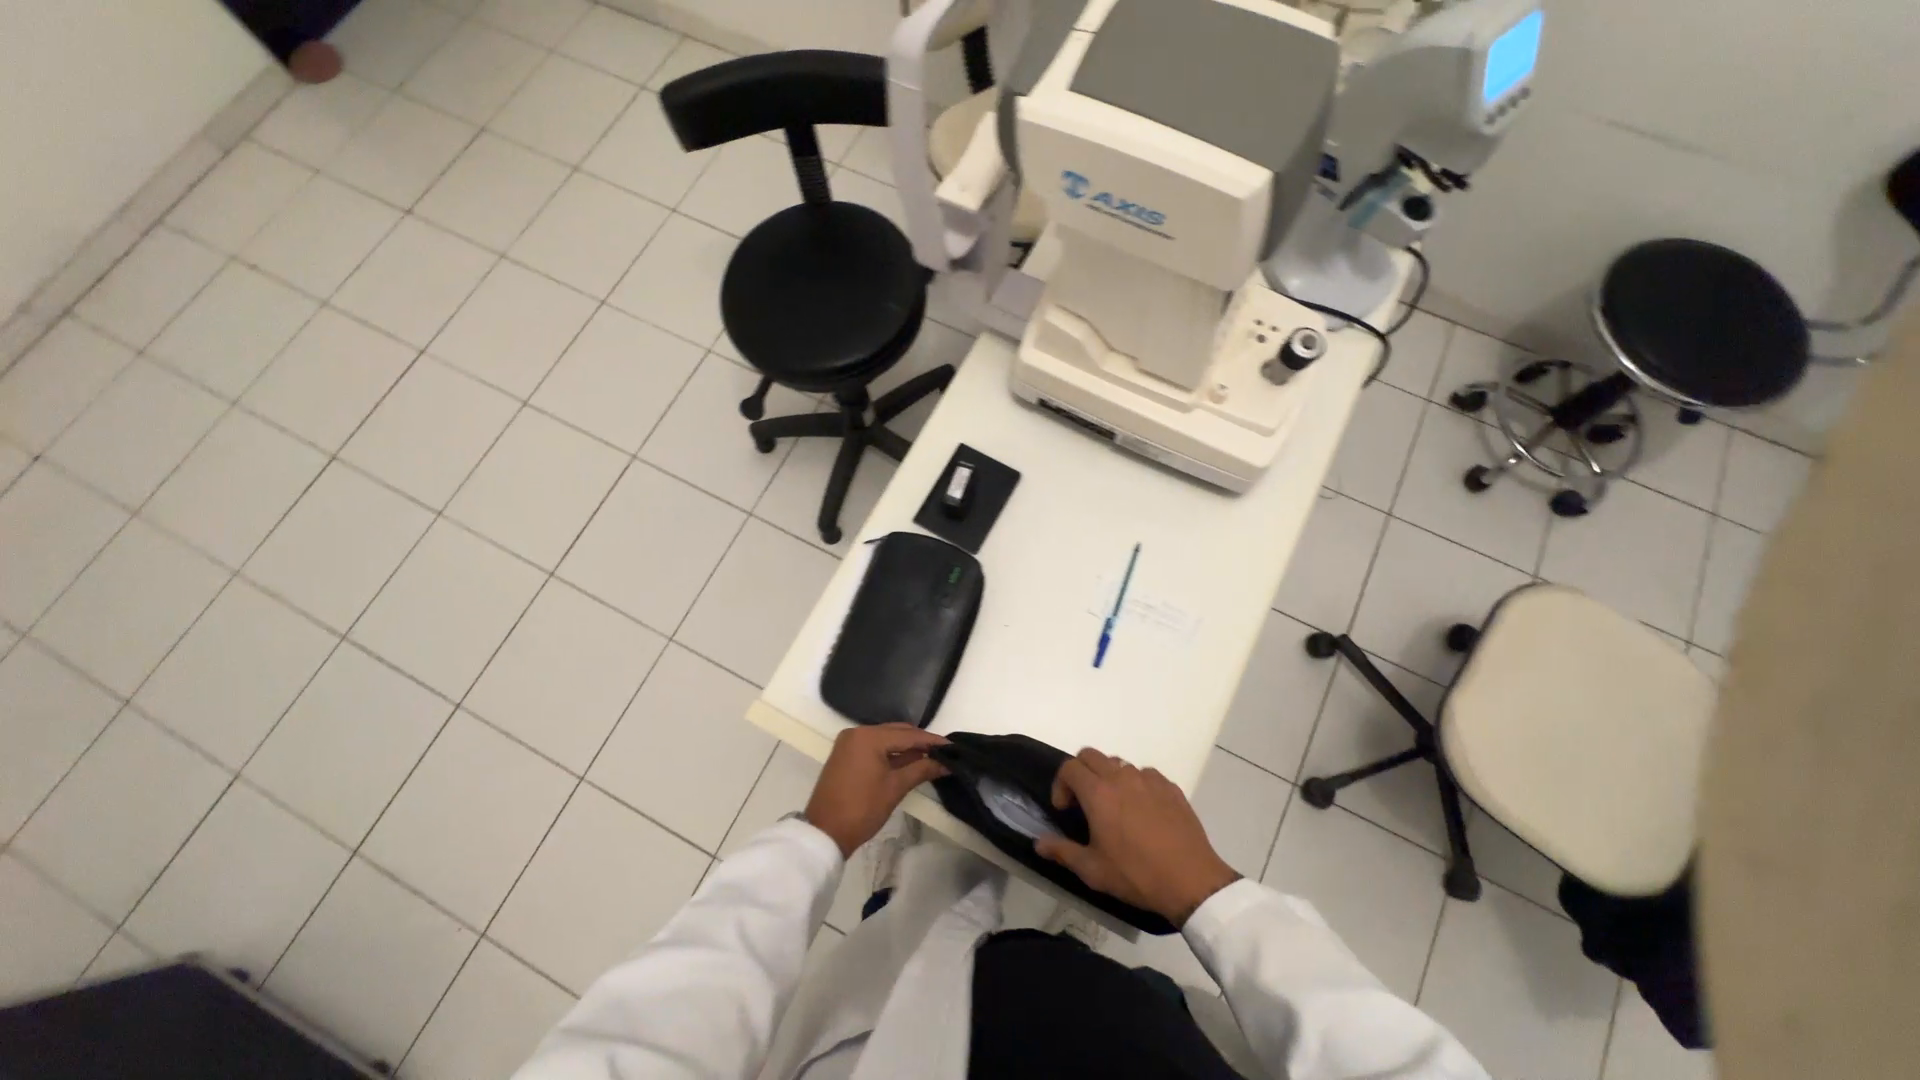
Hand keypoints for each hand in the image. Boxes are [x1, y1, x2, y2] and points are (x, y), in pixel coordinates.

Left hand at [804, 724, 949, 857]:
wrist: (824, 832)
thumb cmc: (862, 809)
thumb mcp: (895, 788)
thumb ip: (922, 769)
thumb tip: (946, 763)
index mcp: (868, 737)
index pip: (908, 735)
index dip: (932, 741)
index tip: (954, 747)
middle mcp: (857, 733)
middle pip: (896, 733)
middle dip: (920, 743)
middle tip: (944, 754)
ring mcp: (849, 744)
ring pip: (885, 740)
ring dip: (906, 749)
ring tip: (930, 759)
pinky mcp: (845, 756)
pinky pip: (873, 748)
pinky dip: (890, 754)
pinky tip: (908, 763)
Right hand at [1035, 749, 1239, 926]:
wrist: (1190, 881)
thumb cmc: (1135, 875)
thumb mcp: (1092, 870)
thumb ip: (1062, 851)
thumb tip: (1039, 843)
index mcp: (1098, 793)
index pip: (1069, 767)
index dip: (1061, 784)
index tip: (1065, 809)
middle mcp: (1122, 778)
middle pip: (1092, 755)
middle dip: (1081, 773)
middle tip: (1083, 802)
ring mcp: (1149, 780)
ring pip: (1120, 764)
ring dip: (1109, 777)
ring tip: (1114, 807)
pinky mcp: (1171, 788)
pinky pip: (1146, 775)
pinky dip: (1136, 785)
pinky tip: (1143, 812)